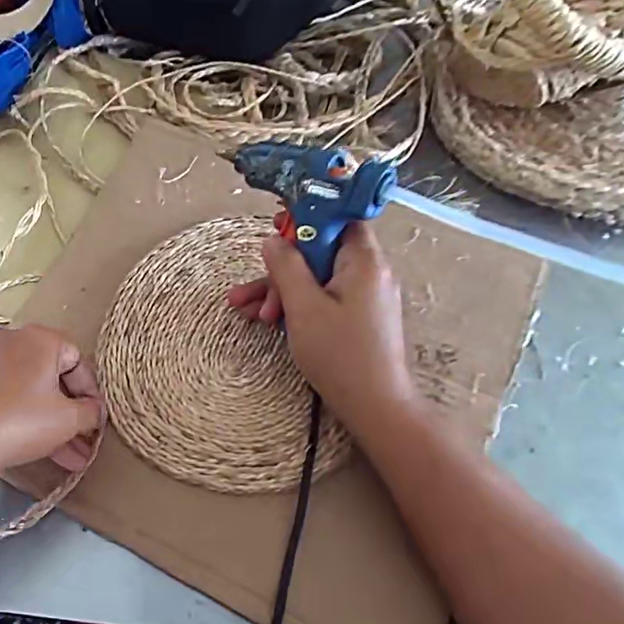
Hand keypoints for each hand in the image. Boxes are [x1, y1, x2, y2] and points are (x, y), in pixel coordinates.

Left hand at [0, 326, 102, 508]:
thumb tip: (94, 412)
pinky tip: (45, 452)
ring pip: (36, 393)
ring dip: (57, 425)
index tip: (98, 425)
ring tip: (73, 461)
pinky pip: (15, 400)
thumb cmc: (14, 423)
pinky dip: (32, 422)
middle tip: (88, 445)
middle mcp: (16, 342)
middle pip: (58, 377)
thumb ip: (90, 413)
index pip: (81, 362)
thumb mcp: (65, 420)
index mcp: (41, 338)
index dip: (94, 396)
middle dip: (76, 415)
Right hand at [226, 222, 414, 426]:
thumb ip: (287, 268)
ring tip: (248, 313)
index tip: (275, 229)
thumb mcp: (304, 307)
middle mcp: (370, 273)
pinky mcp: (359, 317)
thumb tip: (273, 239)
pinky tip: (269, 321)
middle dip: (281, 269)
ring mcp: (365, 297)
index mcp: (363, 261)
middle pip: (320, 252)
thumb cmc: (340, 354)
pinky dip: (298, 306)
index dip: (305, 219)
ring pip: (317, 279)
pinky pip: (325, 298)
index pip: (338, 218)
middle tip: (250, 294)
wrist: (375, 405)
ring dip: (282, 291)